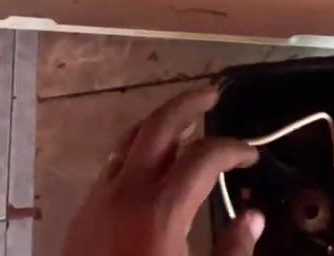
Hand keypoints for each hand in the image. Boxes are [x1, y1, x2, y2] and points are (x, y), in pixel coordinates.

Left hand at [61, 86, 264, 255]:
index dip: (232, 147)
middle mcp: (126, 193)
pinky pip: (111, 165)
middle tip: (214, 94)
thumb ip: (232, 253)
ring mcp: (98, 201)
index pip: (203, 157)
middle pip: (160, 126)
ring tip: (184, 121)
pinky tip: (150, 165)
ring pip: (129, 139)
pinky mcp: (80, 217)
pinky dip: (135, 150)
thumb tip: (253, 215)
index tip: (252, 152)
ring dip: (159, 123)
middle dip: (189, 104)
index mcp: (159, 211)